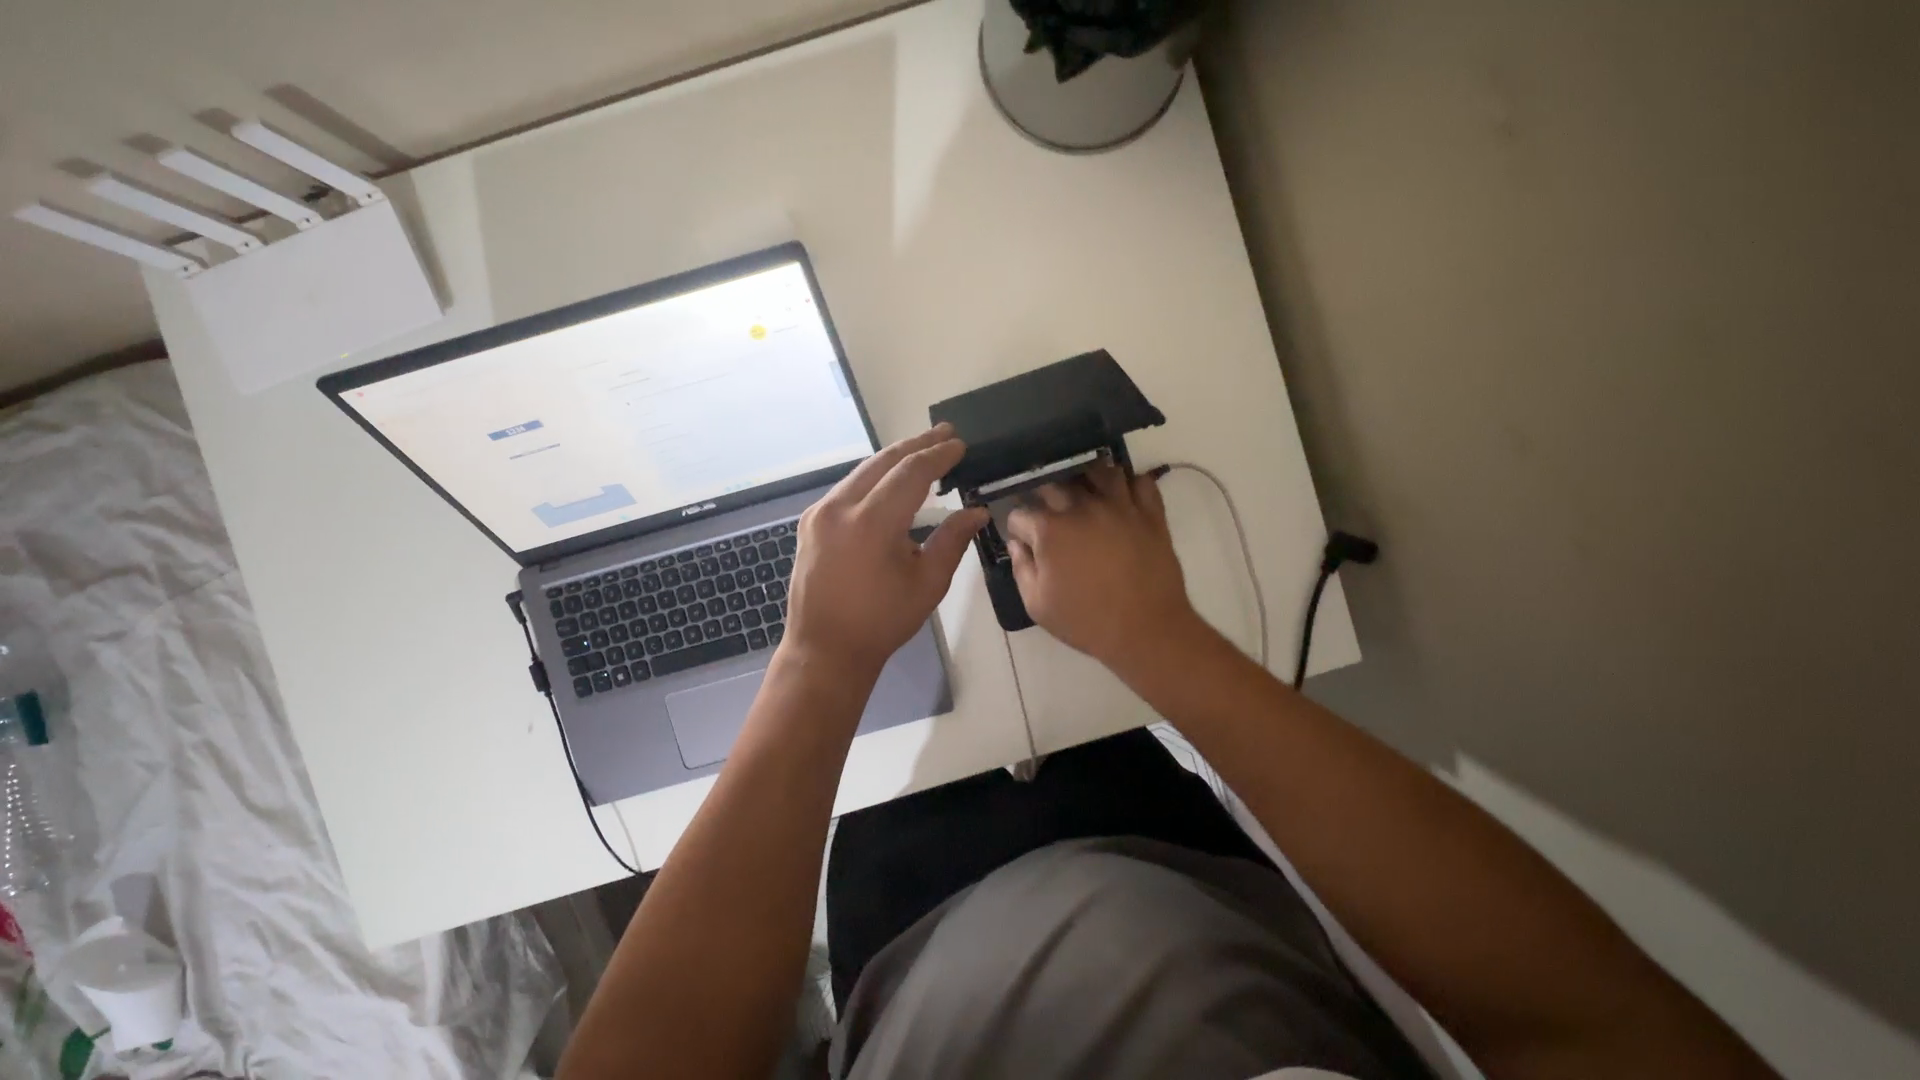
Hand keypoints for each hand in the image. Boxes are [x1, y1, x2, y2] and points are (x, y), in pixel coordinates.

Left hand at [785, 425, 989, 676]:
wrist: (825, 650)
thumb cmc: (882, 622)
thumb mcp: (927, 583)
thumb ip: (952, 540)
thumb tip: (977, 512)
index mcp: (871, 523)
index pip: (910, 472)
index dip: (938, 455)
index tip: (960, 444)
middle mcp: (839, 508)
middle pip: (883, 461)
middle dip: (917, 445)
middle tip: (945, 433)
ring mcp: (819, 513)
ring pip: (862, 472)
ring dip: (894, 459)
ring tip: (923, 451)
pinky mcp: (810, 523)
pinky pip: (847, 488)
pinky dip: (873, 478)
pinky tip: (890, 481)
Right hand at [1004, 463, 1201, 670]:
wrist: (1146, 630)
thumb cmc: (1086, 621)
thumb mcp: (1038, 605)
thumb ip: (1022, 569)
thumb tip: (1018, 545)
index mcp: (1050, 529)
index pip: (1020, 513)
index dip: (1018, 527)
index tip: (1024, 539)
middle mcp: (1082, 507)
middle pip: (1055, 483)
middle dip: (1045, 496)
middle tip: (1049, 515)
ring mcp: (1120, 506)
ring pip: (1099, 472)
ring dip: (1087, 480)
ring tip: (1086, 495)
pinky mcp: (1150, 513)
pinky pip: (1141, 482)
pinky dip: (1130, 485)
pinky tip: (1123, 499)